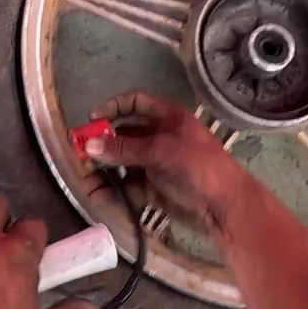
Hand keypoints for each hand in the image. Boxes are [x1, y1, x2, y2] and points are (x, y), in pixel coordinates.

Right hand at [86, 92, 255, 235]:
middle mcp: (160, 137)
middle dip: (103, 145)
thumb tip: (89, 146)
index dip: (114, 107)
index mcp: (168, 118)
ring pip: (123, 164)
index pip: (136, 103)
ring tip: (86, 182)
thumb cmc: (199, 166)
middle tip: (81, 155)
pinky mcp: (154, 189)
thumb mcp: (161, 151)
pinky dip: (113, 191)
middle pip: (124, 135)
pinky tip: (98, 196)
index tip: (93, 120)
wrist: (225, 206)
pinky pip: (128, 186)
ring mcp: (156, 164)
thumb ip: (125, 148)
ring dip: (104, 171)